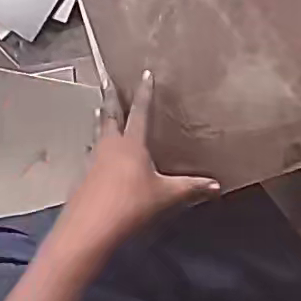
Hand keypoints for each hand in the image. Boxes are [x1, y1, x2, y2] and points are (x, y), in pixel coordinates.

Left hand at [60, 71, 221, 247]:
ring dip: (101, 120)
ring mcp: (93, 160)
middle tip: (108, 82)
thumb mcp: (165, 195)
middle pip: (111, 116)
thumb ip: (190, 188)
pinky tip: (93, 152)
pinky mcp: (83, 176)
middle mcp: (110, 146)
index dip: (145, 93)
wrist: (90, 227)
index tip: (145, 73)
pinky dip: (94, 145)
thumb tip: (216, 185)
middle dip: (112, 98)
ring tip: (100, 110)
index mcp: (132, 144)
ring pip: (98, 133)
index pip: (141, 112)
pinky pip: (91, 153)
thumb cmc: (131, 204)